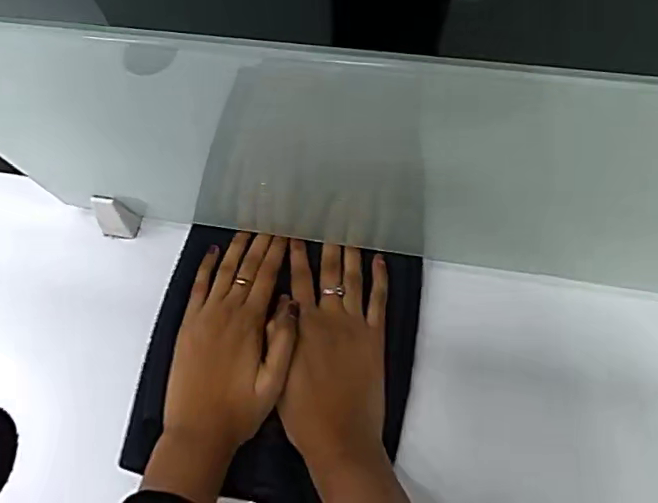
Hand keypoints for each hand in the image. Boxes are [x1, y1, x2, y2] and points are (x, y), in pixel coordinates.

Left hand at [141, 232, 298, 501]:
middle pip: (247, 268)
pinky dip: (206, 266)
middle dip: (261, 243)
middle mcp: (227, 311)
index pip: (267, 277)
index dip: (277, 253)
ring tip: (247, 229)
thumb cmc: (238, 413)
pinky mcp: (189, 323)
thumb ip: (284, 341)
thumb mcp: (273, 384)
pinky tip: (213, 252)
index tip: (285, 234)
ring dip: (237, 247)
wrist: (197, 432)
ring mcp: (205, 315)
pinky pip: (198, 286)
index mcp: (250, 323)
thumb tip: (290, 302)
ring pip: (224, 270)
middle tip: (271, 224)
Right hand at [279, 241, 407, 501]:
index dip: (296, 254)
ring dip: (351, 253)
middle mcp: (328, 318)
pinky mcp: (374, 337)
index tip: (294, 233)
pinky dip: (379, 278)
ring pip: (352, 279)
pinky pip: (378, 301)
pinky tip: (379, 261)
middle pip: (327, 271)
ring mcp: (354, 325)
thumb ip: (277, 335)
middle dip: (326, 244)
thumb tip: (279, 302)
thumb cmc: (303, 414)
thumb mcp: (277, 372)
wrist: (339, 438)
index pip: (298, 279)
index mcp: (302, 325)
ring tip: (351, 231)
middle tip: (327, 219)